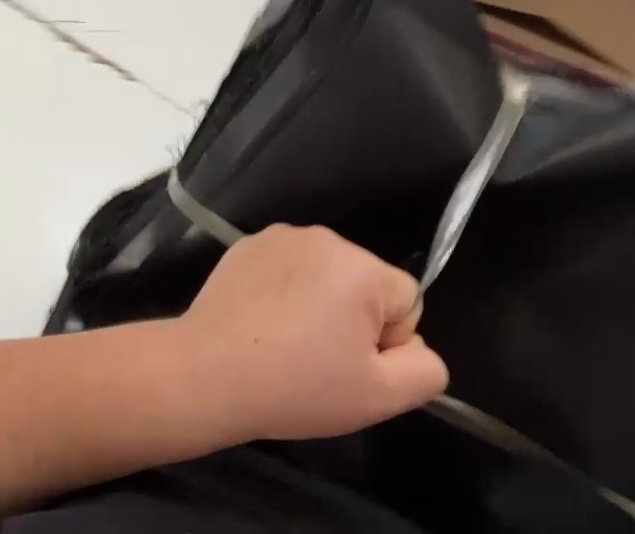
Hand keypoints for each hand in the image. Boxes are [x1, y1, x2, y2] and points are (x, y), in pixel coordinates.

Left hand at [176, 224, 447, 442]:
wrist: (210, 371)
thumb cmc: (299, 385)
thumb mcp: (381, 397)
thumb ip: (424, 370)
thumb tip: (416, 347)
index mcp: (361, 267)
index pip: (407, 301)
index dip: (389, 341)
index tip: (352, 363)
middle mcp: (323, 238)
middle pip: (364, 283)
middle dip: (353, 318)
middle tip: (318, 357)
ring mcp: (280, 237)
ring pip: (325, 275)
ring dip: (318, 303)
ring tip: (286, 342)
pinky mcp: (246, 245)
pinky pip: (287, 268)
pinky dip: (283, 291)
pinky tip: (262, 323)